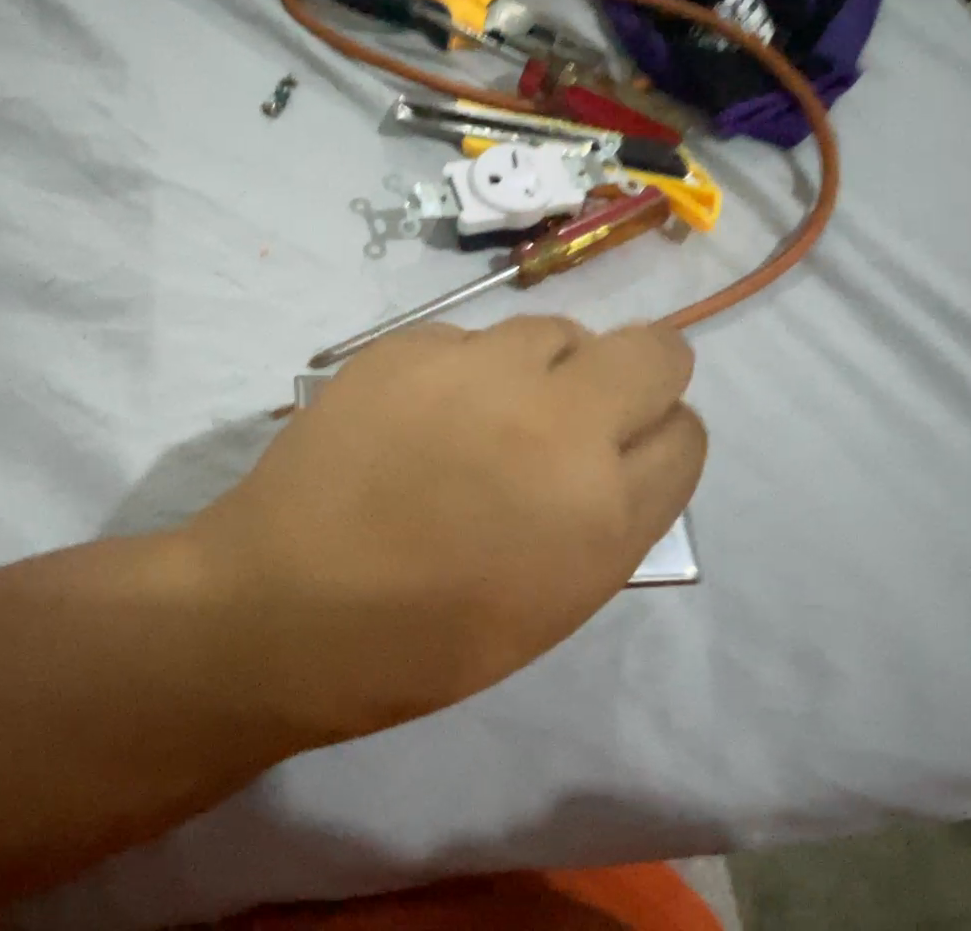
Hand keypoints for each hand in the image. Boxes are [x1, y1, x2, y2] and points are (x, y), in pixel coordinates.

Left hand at [189, 317, 705, 742]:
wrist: (283, 606)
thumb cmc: (421, 640)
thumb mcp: (551, 601)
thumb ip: (607, 519)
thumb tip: (615, 453)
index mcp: (604, 511)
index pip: (687, 435)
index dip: (655, 443)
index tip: (620, 458)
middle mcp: (558, 421)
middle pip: (655, 351)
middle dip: (632, 379)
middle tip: (570, 418)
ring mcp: (477, 372)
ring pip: (557, 331)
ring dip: (543, 369)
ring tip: (481, 419)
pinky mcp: (406, 347)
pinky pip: (469, 338)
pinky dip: (463, 370)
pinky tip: (415, 416)